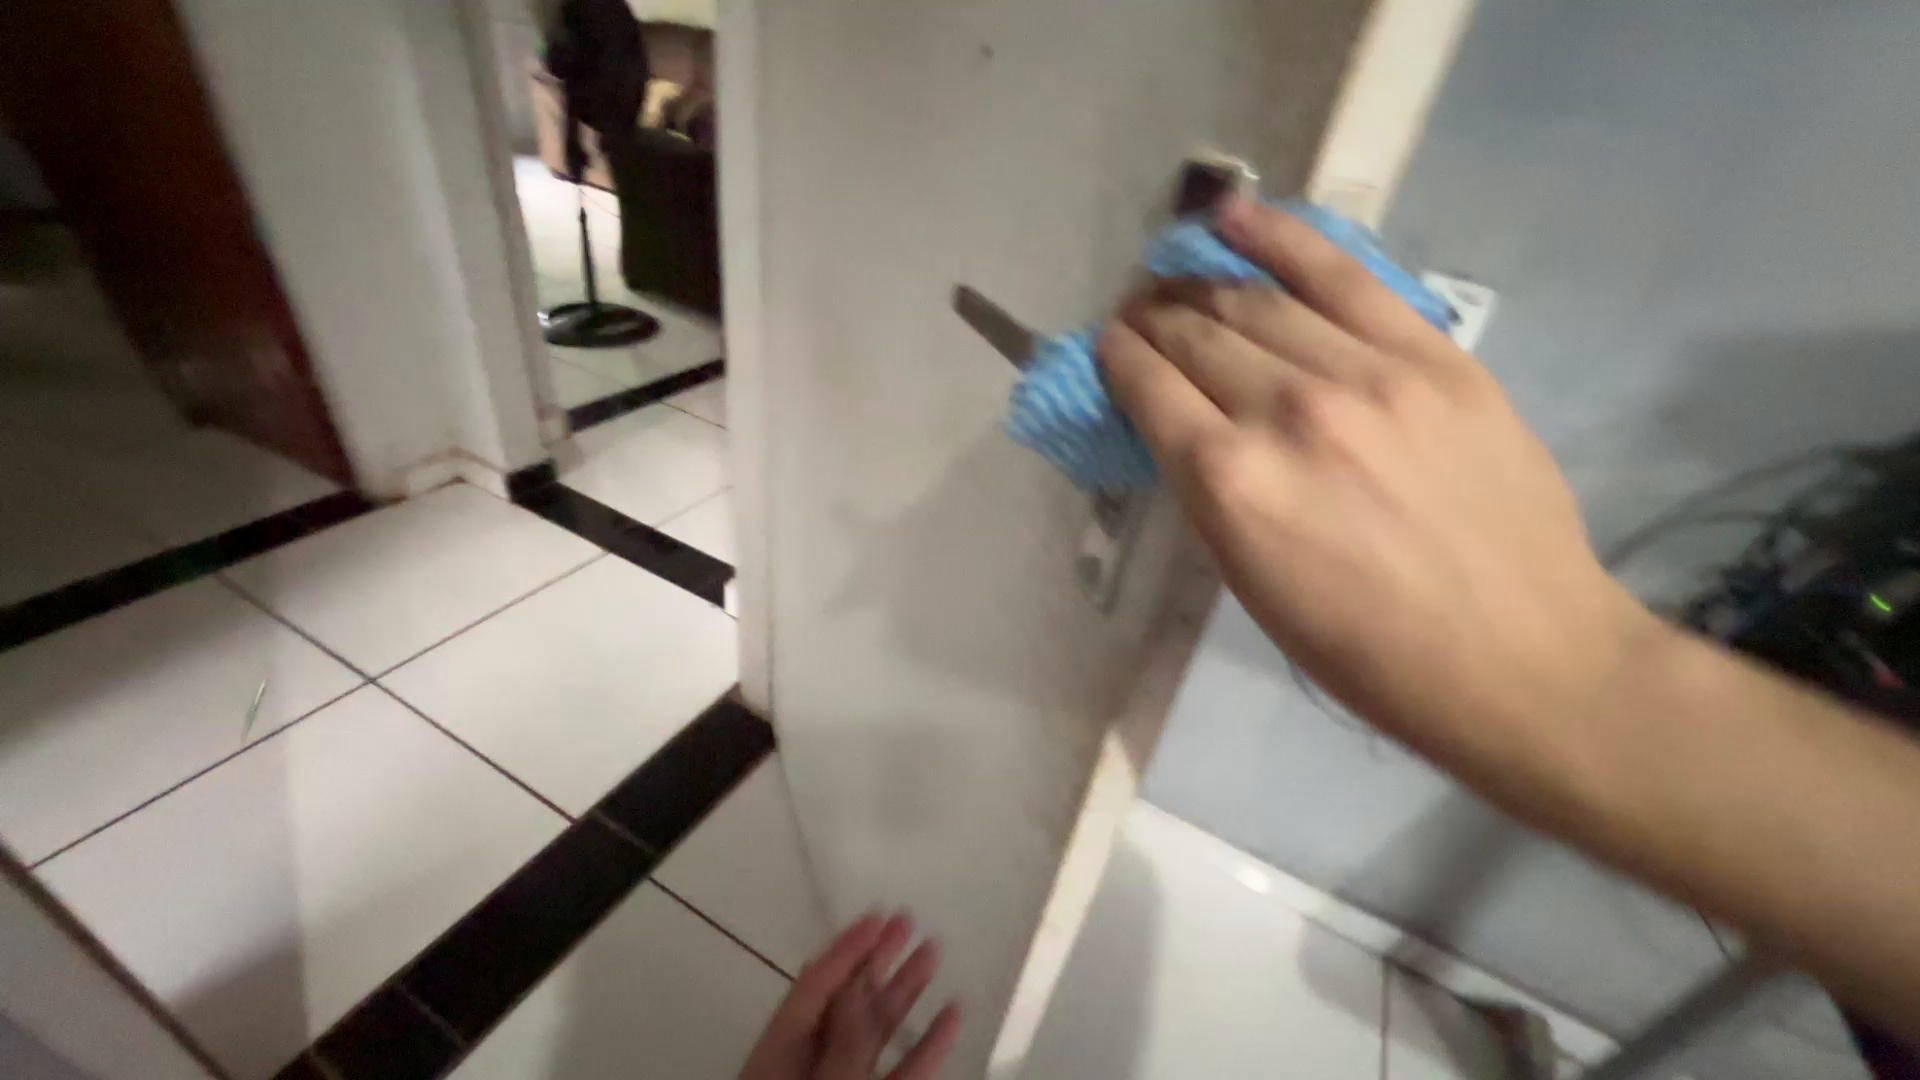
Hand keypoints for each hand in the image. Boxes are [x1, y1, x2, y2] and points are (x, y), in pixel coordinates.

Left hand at [738, 914, 961, 1079]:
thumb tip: (862, 985)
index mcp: (782, 1055)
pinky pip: (902, 1074)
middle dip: (880, 961)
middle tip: (910, 922)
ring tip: (934, 952)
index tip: (879, 916)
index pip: (815, 986)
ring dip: (907, 994)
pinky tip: (951, 1016)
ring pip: (878, 1034)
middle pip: (848, 1002)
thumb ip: (844, 1041)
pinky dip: (926, 1046)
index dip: (847, 949)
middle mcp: (811, 1067)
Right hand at [1098, 197, 1659, 796]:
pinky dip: (1283, 241)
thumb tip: (1178, 424)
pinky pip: (1343, 278)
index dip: (1119, 358)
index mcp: (1229, 484)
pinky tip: (1238, 217)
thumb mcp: (1248, 582)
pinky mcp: (1433, 357)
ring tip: (1176, 272)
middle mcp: (1286, 411)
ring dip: (1202, 282)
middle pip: (1197, 334)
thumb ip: (1206, 490)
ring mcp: (1366, 375)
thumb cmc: (1361, 646)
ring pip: (1258, 301)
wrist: (1517, 657)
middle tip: (1138, 312)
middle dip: (1153, 316)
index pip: (1149, 388)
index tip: (1109, 346)